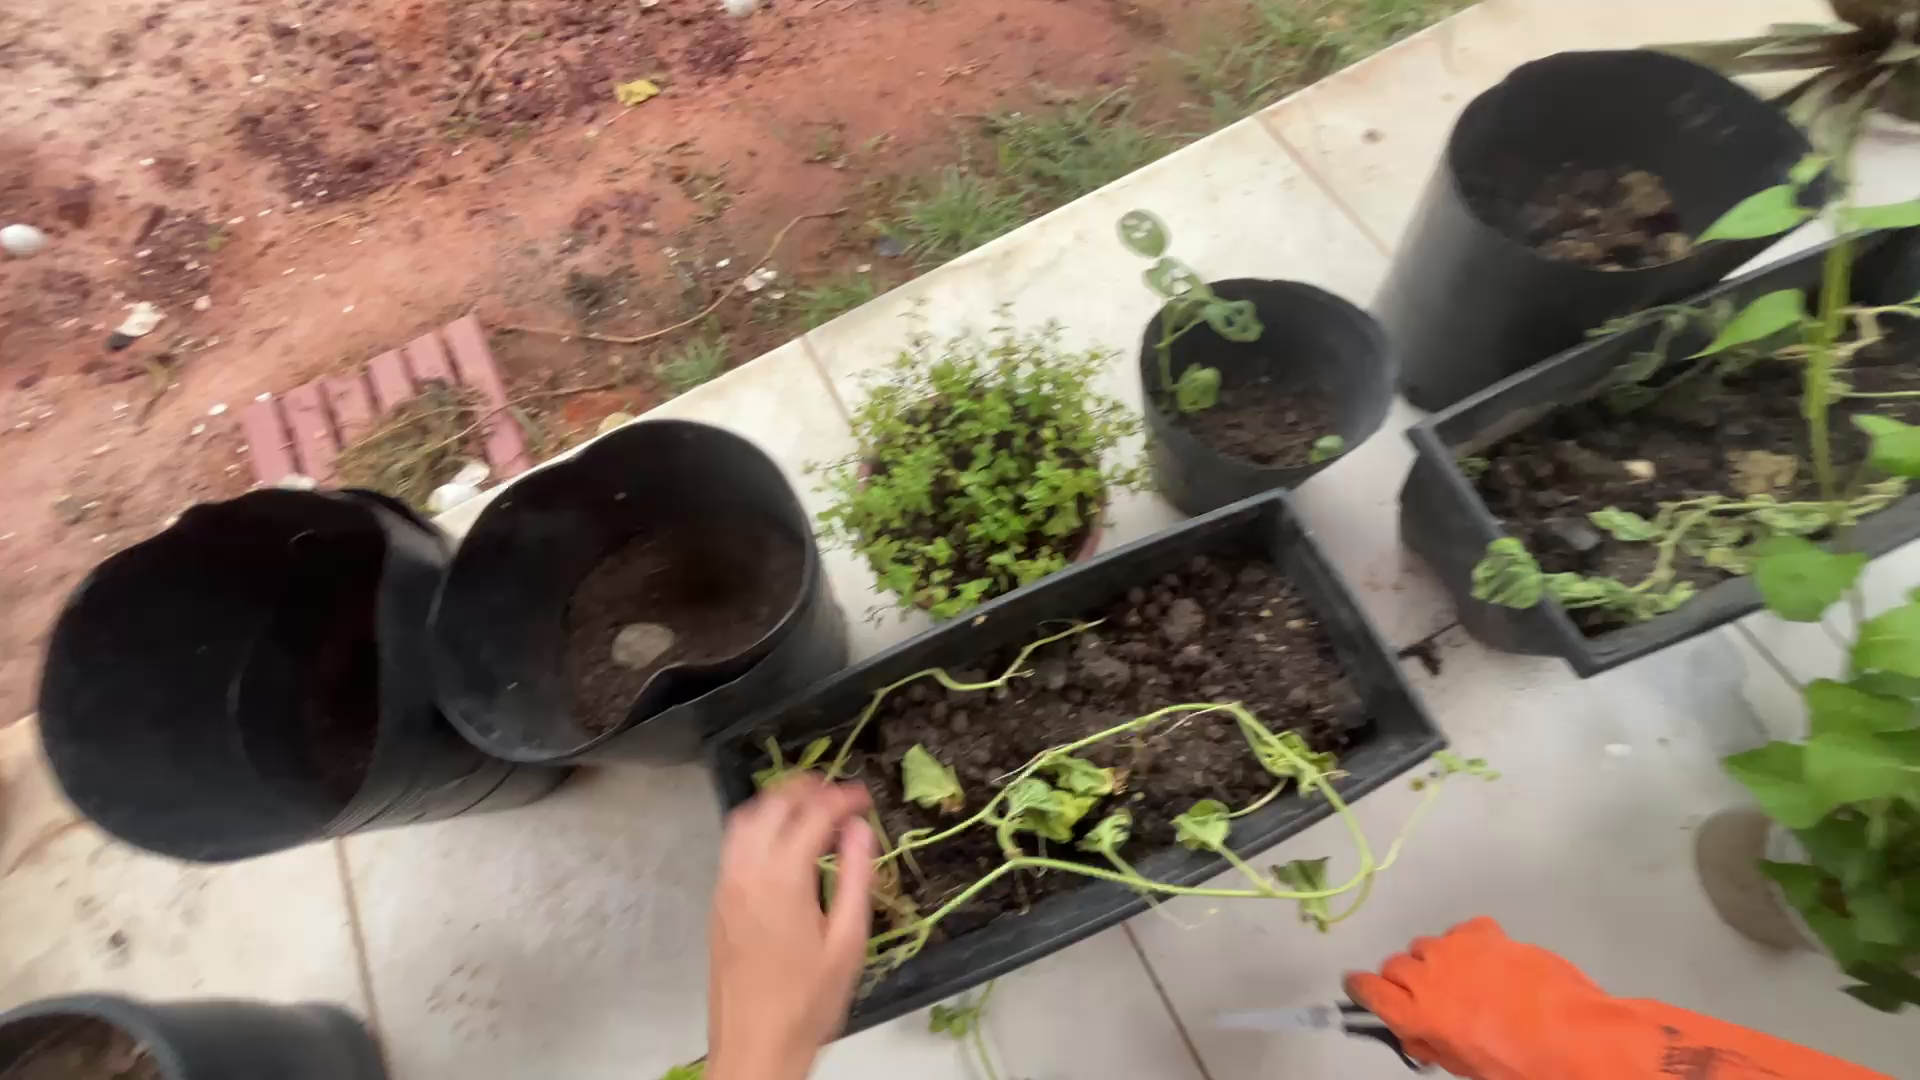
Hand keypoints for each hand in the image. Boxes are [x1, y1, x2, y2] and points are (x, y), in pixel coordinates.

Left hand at [707, 776, 875, 1079]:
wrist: (754, 1049)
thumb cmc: (809, 1002)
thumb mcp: (848, 941)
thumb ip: (857, 877)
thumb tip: (861, 829)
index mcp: (784, 878)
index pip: (816, 813)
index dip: (844, 798)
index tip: (865, 799)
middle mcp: (748, 871)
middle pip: (775, 802)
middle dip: (810, 787)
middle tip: (841, 796)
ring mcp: (727, 883)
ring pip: (747, 815)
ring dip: (780, 799)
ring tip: (812, 805)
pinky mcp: (718, 898)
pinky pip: (735, 840)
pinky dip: (760, 821)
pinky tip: (782, 836)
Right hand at [1346, 917, 1890, 1079]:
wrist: (1589, 1045)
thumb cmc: (1530, 1072)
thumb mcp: (1472, 1072)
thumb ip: (1435, 1046)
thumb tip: (1419, 1036)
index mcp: (1417, 1011)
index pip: (1364, 988)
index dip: (1364, 992)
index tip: (1369, 997)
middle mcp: (1425, 972)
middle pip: (1394, 966)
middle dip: (1408, 984)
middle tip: (1437, 1007)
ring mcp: (1454, 948)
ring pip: (1427, 948)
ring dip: (1439, 965)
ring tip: (1471, 987)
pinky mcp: (1484, 933)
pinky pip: (1463, 934)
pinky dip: (1470, 947)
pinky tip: (1493, 967)